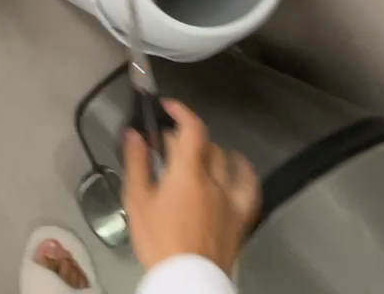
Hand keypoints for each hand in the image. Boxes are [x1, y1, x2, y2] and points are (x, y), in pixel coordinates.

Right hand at [121, 98, 260, 276]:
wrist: (188, 281)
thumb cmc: (159, 239)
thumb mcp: (137, 200)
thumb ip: (136, 163)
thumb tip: (134, 134)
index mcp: (188, 173)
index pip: (192, 129)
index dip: (182, 111)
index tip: (166, 106)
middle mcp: (214, 180)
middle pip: (206, 145)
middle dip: (186, 138)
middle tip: (166, 146)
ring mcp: (231, 200)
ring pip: (228, 162)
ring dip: (212, 151)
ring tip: (198, 154)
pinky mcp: (241, 219)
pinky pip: (250, 189)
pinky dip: (244, 172)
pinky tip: (238, 167)